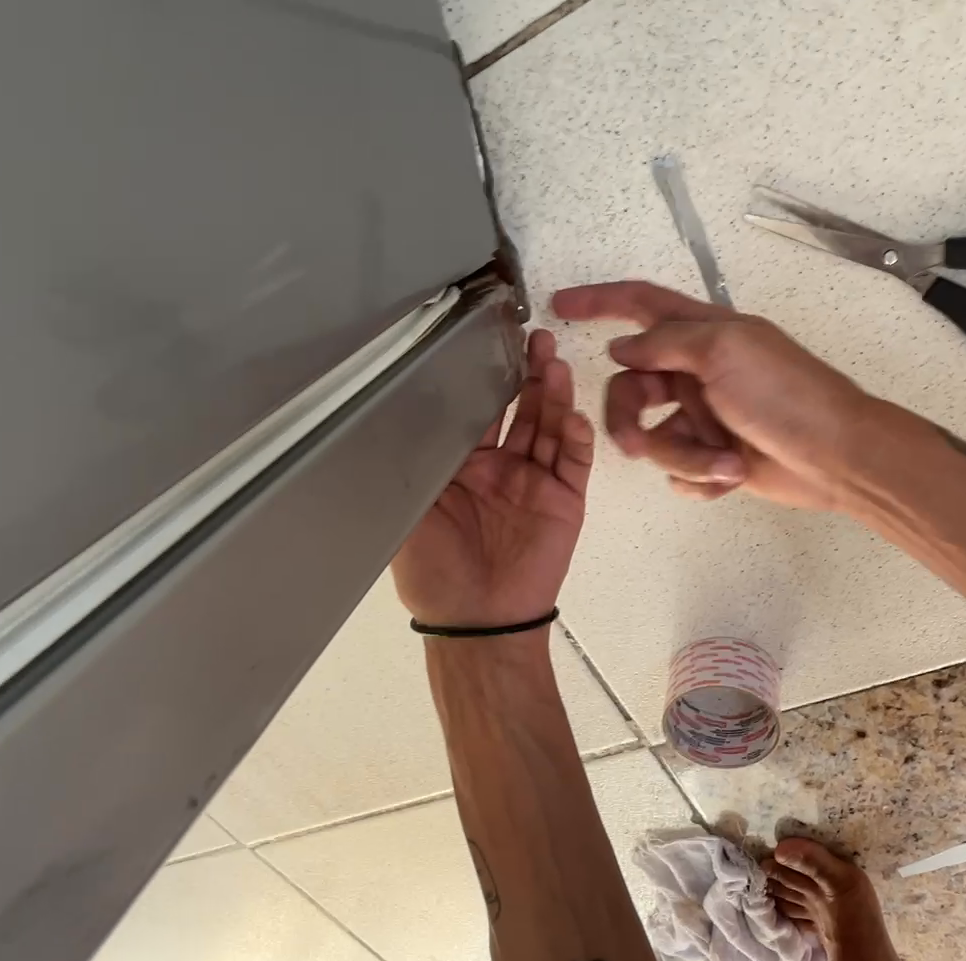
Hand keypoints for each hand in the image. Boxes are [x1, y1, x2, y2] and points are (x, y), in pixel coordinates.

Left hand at [391, 330, 592, 627]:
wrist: (479, 619)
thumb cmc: (436, 570)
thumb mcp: (406, 512)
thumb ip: (409, 464)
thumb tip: (388, 412)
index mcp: (463, 467)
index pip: (480, 412)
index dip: (486, 379)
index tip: (490, 342)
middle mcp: (502, 468)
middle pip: (522, 411)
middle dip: (529, 374)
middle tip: (536, 337)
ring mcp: (537, 482)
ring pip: (551, 429)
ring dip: (554, 396)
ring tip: (554, 362)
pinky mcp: (566, 501)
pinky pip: (575, 462)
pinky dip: (577, 437)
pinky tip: (573, 413)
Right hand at [552, 281, 874, 510]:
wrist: (834, 458)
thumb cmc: (784, 395)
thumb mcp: (725, 351)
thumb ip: (667, 343)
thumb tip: (620, 347)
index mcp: (702, 334)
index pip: (640, 306)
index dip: (598, 301)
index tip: (558, 305)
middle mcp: (696, 373)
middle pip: (630, 386)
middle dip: (629, 419)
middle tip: (634, 445)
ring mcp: (703, 417)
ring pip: (653, 437)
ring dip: (685, 456)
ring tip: (726, 465)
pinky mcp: (712, 459)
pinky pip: (677, 471)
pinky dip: (699, 478)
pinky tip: (730, 477)